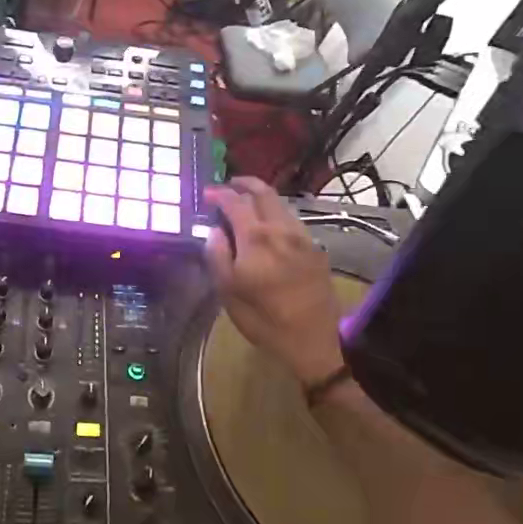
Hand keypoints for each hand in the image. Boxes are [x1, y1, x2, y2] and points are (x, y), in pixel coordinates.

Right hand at [204, 178, 345, 384]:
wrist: (311, 339)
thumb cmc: (261, 317)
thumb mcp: (227, 290)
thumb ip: (217, 255)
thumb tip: (213, 231)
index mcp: (256, 238)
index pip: (235, 203)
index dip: (219, 194)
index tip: (206, 193)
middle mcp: (282, 231)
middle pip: (265, 194)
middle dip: (245, 184)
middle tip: (228, 185)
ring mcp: (303, 239)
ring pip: (281, 206)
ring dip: (262, 199)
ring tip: (246, 204)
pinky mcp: (316, 250)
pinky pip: (293, 222)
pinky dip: (276, 215)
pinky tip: (268, 227)